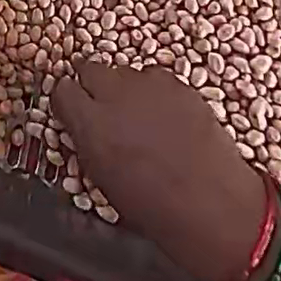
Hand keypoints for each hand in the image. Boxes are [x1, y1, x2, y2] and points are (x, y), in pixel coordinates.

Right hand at [53, 61, 266, 280]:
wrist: (219, 211)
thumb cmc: (155, 209)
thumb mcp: (103, 179)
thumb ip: (86, 141)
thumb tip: (80, 125)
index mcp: (91, 124)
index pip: (61, 89)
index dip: (68, 101)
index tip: (73, 111)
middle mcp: (115, 96)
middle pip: (89, 69)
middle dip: (92, 85)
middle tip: (103, 108)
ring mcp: (149, 86)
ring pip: (122, 71)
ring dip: (123, 88)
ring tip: (138, 115)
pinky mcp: (178, 85)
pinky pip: (154, 77)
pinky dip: (153, 91)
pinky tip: (164, 115)